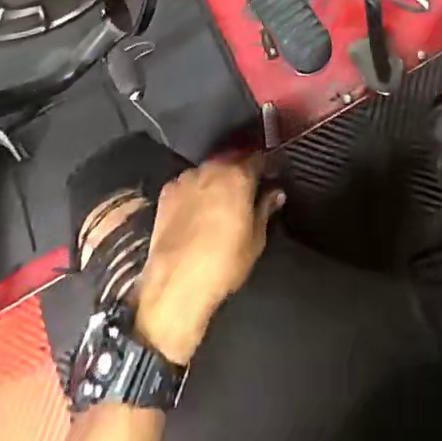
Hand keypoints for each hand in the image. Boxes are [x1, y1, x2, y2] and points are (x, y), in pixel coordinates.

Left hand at [133, 154, 282, 365]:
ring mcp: (186, 179)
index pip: (257, 158)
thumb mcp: (255, 239)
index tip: (268, 176)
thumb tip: (275, 193)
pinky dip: (195, 189)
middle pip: (231, 159)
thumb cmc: (223, 263)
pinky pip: (187, 183)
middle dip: (240, 169)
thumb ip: (265, 208)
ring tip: (220, 200)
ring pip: (208, 169)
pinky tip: (196, 209)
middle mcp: (212, 169)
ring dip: (217, 178)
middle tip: (246, 188)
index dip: (265, 166)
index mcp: (238, 176)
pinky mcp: (167, 192)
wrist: (176, 282)